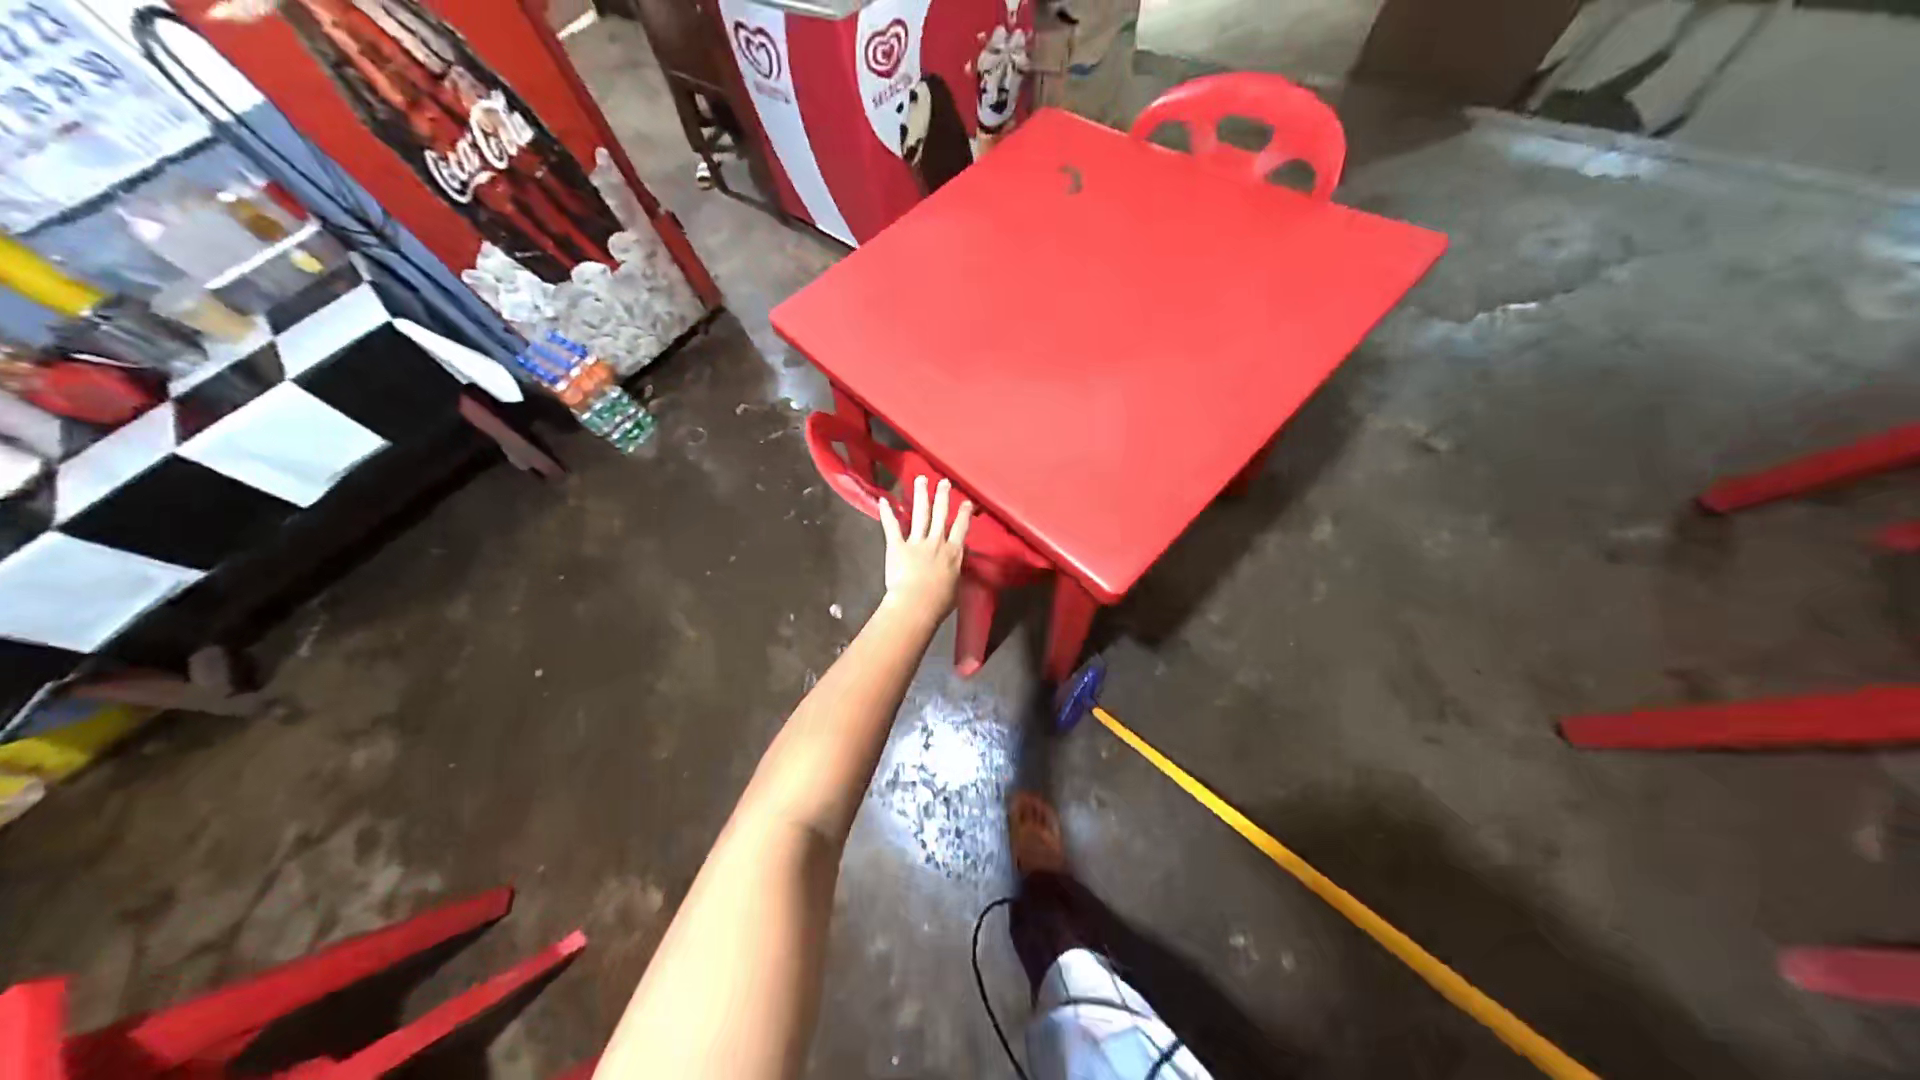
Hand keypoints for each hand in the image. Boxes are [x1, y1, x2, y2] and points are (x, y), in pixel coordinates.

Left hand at [879, 476, 971, 616]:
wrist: (916, 604)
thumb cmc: (939, 602)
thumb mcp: (956, 586)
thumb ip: (956, 571)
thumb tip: (957, 563)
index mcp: (953, 553)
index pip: (960, 528)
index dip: (964, 514)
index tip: (966, 502)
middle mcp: (936, 542)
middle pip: (940, 514)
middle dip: (942, 496)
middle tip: (943, 481)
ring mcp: (916, 542)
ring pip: (920, 514)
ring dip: (921, 495)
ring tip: (920, 480)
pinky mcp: (897, 546)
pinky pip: (892, 527)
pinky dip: (887, 513)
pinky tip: (884, 500)